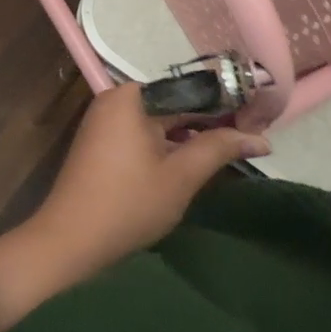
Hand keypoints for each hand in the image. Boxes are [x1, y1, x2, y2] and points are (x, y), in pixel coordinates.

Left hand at [0, 84, 269, 329]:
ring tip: (229, 154)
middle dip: (211, 123)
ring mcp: (104, 122)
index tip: (260, 123)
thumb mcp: (180, 176)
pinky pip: (143, 136)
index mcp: (132, 97)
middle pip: (175, 105)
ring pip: (161, 123)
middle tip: (251, 142)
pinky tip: (193, 164)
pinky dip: (168, 147)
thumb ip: (219, 148)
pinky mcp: (101, 145)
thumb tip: (262, 139)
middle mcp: (115, 100)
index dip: (229, 106)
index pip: (193, 89)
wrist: (68, 242)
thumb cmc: (128, 205)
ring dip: (191, 137)